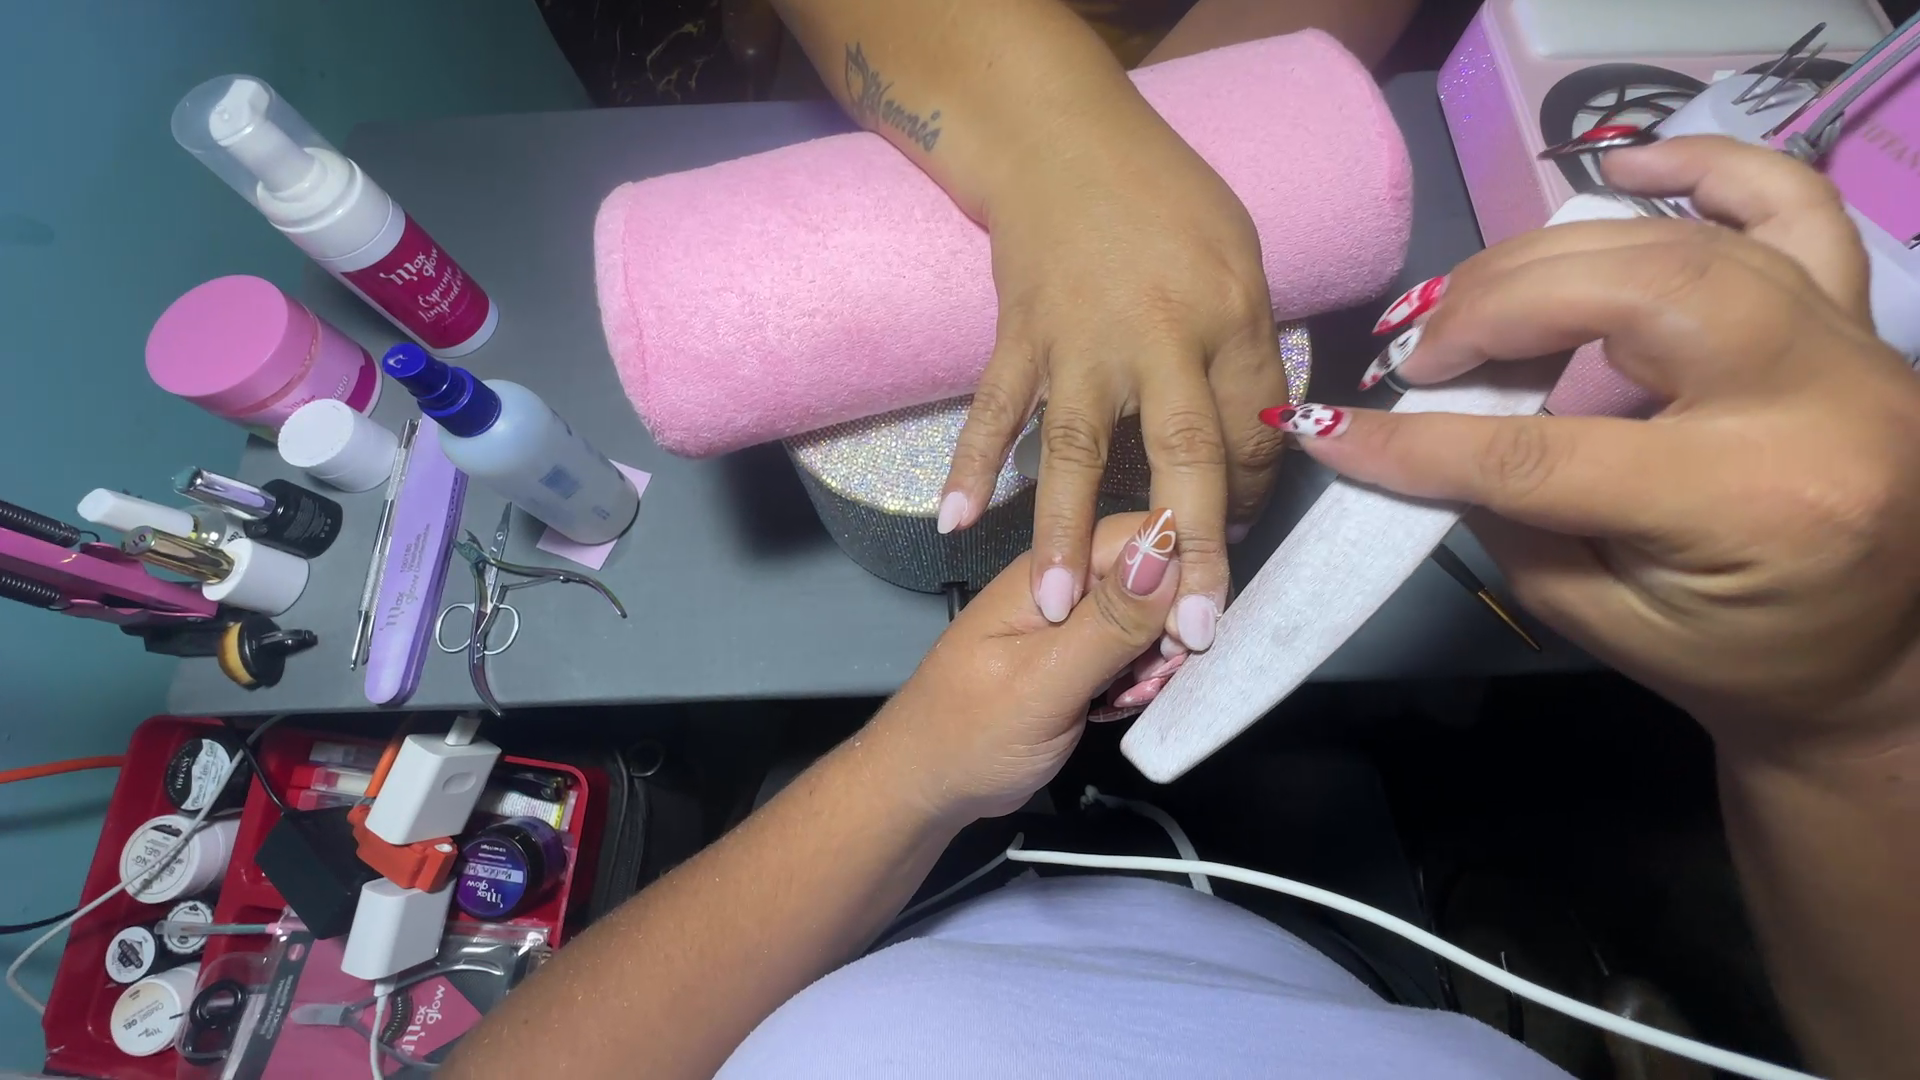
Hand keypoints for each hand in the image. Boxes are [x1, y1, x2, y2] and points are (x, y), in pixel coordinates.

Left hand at [872, 511, 1181, 821]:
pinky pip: (1132, 654)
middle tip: (1145, 680)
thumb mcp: (1045, 680)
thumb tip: (1167, 547)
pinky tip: (1117, 707)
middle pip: (1152, 578)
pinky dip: (1138, 681)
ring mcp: (1072, 623)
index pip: (1139, 535)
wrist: (931, 784)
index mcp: (1048, 569)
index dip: (1179, 574)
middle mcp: (1064, 584)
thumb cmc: (975, 731)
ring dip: (1153, 662)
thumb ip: (1109, 621)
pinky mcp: (1080, 658)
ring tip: (1124, 700)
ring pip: (1148, 621)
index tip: (1187, 635)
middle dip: (1166, 629)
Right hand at [937, 105, 1289, 652]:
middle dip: (1189, 548)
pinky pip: (994, 411)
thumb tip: (1244, 445)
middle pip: (1182, 454)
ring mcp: (1079, 342)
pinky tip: (949, 522)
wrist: (1067, 144)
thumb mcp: (1240, 261)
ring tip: (1057, 608)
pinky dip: (969, 466)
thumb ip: (1247, 353)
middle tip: (1188, 632)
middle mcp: (1159, 337)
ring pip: (1076, 450)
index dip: (1251, 499)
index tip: (1234, 543)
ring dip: (1065, 532)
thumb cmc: (1169, 201)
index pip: (1253, 431)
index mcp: (1232, 314)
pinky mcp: (1018, 339)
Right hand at [1273, 138, 1919, 753]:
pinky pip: (1792, 207)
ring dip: (1542, 260)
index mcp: (1744, 503)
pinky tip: (1622, 163)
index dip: (1410, 442)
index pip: (1535, 455)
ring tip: (1466, 307)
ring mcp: (1850, 342)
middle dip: (1490, 312)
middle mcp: (1814, 400)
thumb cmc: (1722, 652)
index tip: (1322, 428)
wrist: (1878, 652)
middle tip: (1420, 357)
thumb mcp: (1587, 611)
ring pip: (1682, 242)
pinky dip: (1705, 169)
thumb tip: (1424, 437)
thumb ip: (1504, 515)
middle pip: (1631, 296)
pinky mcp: (1853, 318)